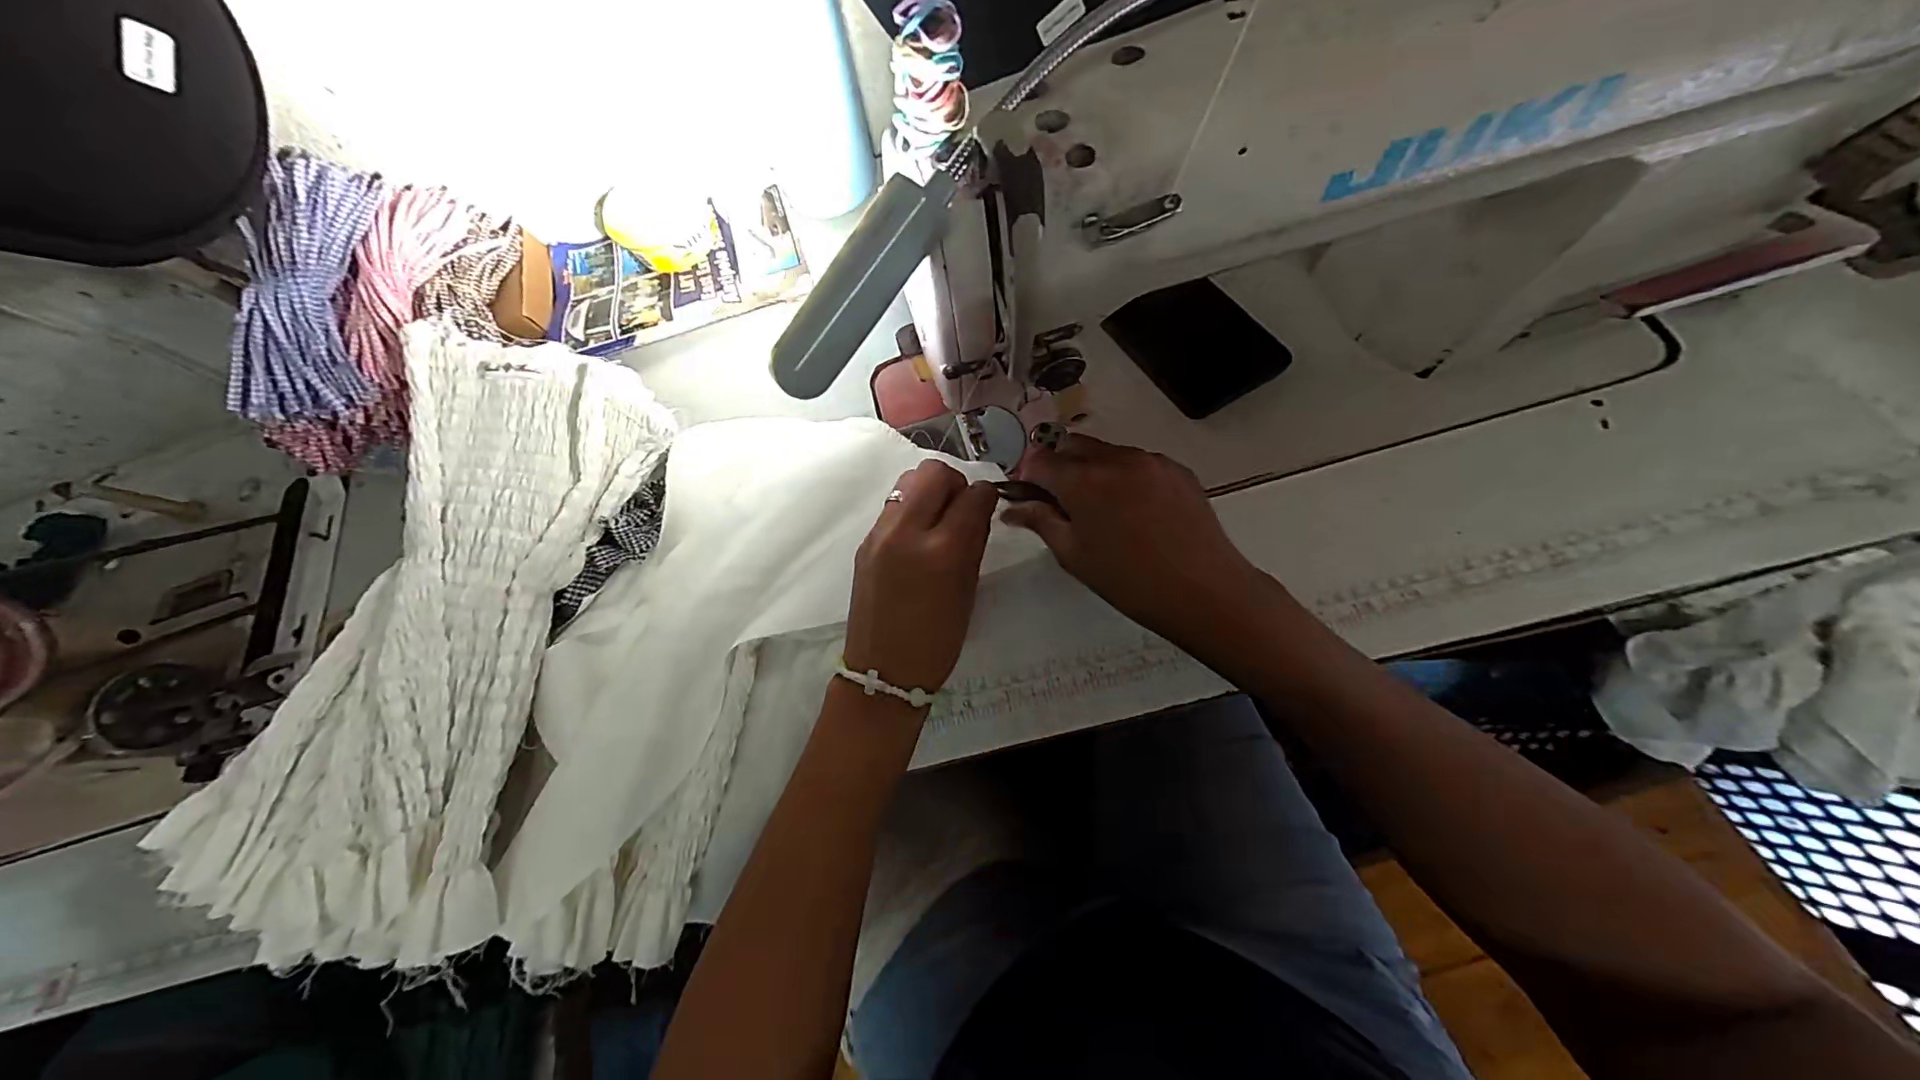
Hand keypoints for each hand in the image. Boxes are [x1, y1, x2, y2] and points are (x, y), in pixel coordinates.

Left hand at [843, 460, 998, 698]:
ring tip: (939, 519)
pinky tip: (919, 535)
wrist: (884, 670)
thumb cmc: (938, 640)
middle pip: (935, 473)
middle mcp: (907, 532)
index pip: (973, 495)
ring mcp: (880, 534)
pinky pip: (893, 505)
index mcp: (942, 550)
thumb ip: (975, 542)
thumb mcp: (968, 590)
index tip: (990, 504)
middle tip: (963, 508)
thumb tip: (980, 509)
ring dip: (930, 490)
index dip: (987, 495)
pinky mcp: (865, 542)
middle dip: (956, 483)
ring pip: (909, 481)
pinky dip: (912, 508)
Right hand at [1004, 434, 1276, 643]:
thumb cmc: (1128, 581)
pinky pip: (1138, 462)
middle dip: (1058, 466)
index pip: (1039, 460)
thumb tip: (1014, 507)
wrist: (1203, 589)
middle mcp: (1114, 459)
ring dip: (1092, 470)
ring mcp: (1150, 460)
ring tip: (1102, 510)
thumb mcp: (1074, 555)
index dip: (1027, 477)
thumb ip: (1042, 522)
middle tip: (1062, 503)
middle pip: (1071, 445)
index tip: (1029, 498)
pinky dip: (1124, 476)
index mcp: (1082, 480)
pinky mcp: (1177, 469)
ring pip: (1106, 452)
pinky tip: (1135, 511)